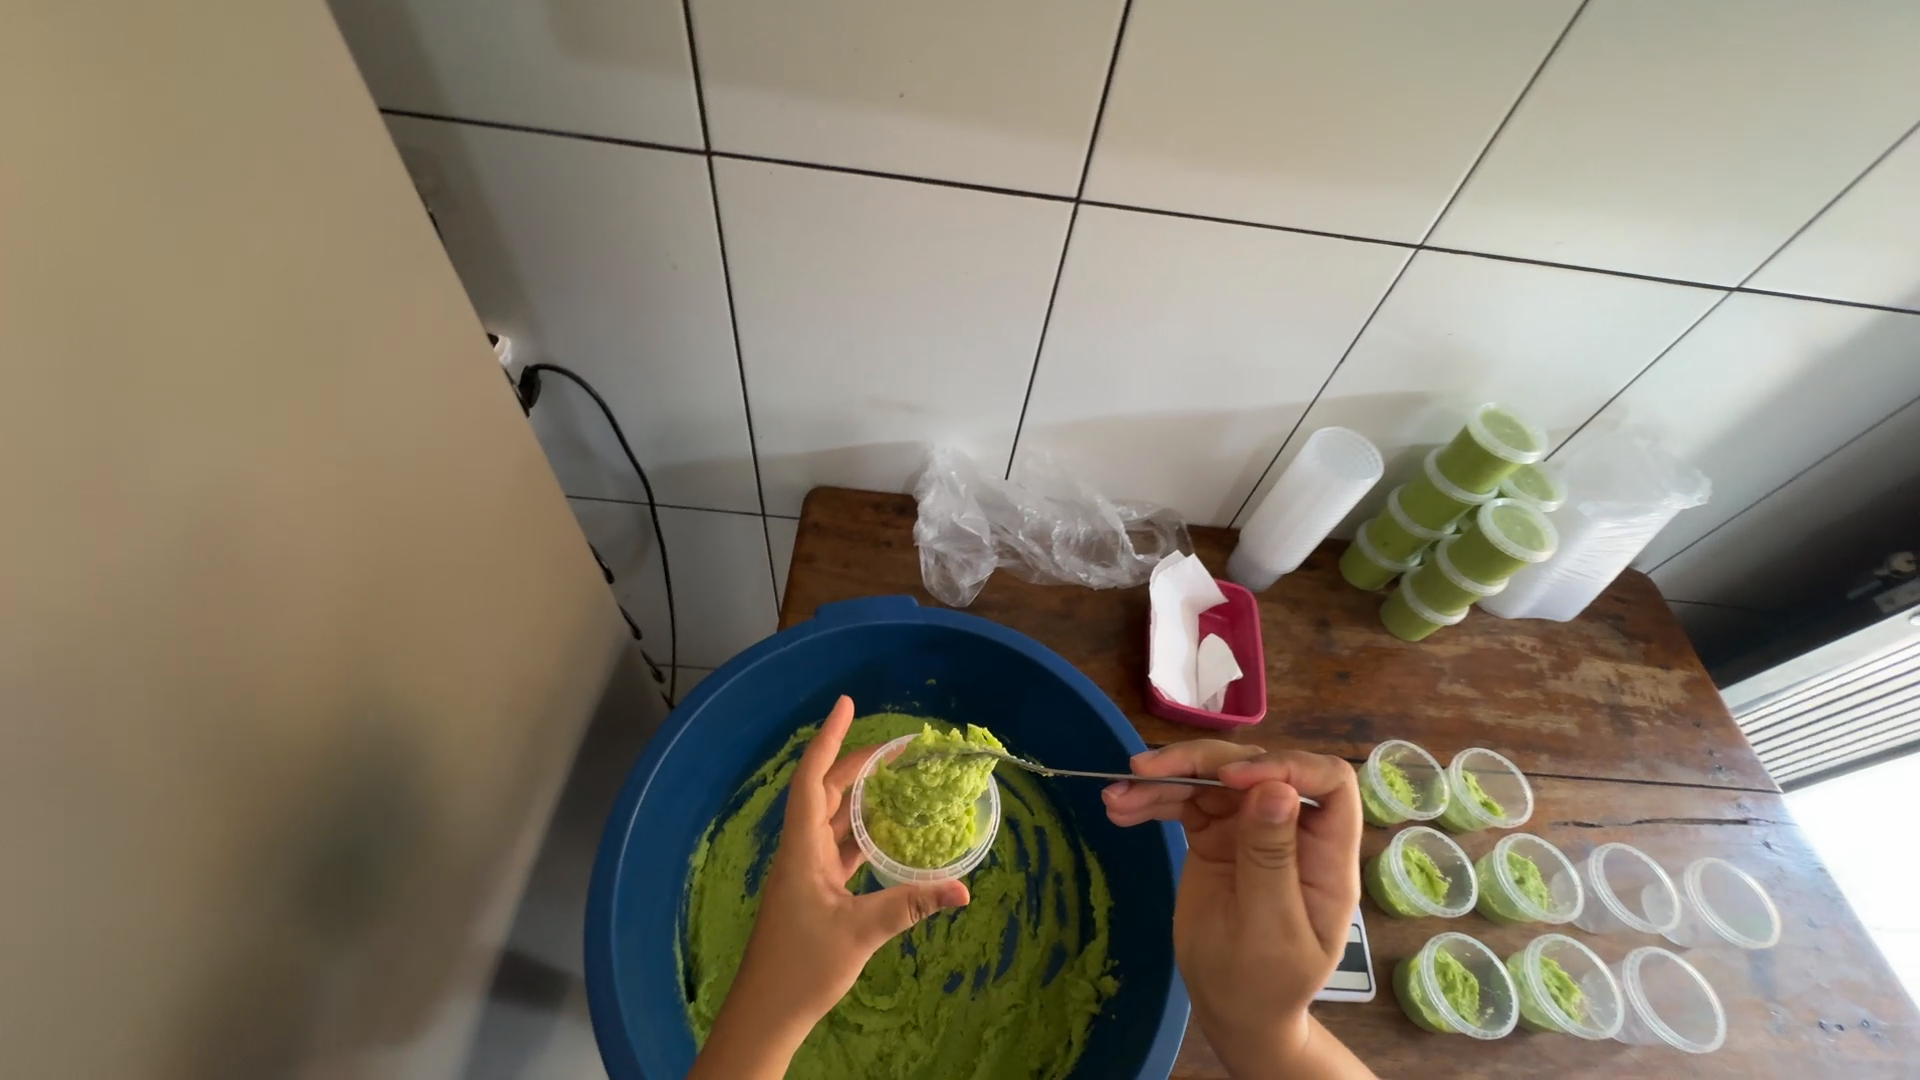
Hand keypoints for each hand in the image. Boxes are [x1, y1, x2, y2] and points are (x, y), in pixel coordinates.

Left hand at [689, 696, 969, 1079]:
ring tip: (898, 777)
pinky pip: (841, 846)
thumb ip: (911, 906)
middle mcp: (802, 849)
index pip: (813, 778)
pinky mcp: (816, 890)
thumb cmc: (800, 968)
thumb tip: (962, 890)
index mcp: (802, 847)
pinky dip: (864, 831)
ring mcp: (807, 870)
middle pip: (827, 791)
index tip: (846, 704)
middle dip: (858, 763)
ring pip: (835, 818)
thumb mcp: (860, 933)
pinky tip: (890, 830)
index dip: (828, 738)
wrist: (764, 1016)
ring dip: (862, 796)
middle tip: (897, 747)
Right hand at [1103, 742, 1364, 1077]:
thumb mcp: (1269, 929)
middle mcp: (1290, 828)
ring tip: (1115, 796)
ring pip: (1210, 777)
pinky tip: (1119, 808)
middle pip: (1252, 766)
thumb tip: (1277, 788)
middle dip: (1198, 762)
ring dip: (1161, 779)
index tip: (1232, 778)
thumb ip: (1272, 858)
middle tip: (1142, 772)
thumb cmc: (1262, 982)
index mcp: (1324, 854)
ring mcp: (1249, 826)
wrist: (1229, 1007)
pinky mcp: (1214, 832)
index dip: (1284, 765)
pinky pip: (1183, 800)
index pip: (1327, 782)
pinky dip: (1150, 800)